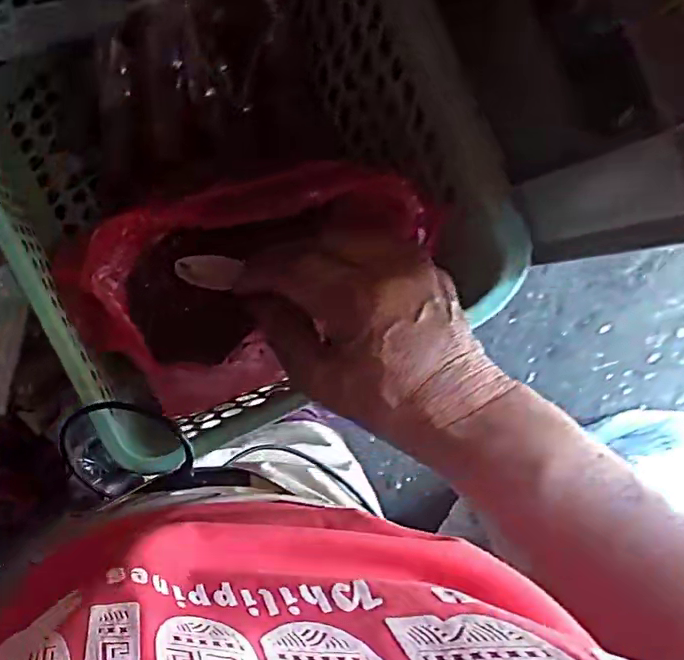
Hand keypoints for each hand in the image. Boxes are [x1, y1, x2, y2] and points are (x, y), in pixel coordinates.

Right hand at [234, 224, 518, 452]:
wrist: (449, 402)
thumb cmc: (379, 399)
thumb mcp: (315, 376)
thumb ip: (282, 331)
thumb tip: (257, 301)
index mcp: (356, 300)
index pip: (294, 267)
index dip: (257, 271)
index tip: (234, 280)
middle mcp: (387, 267)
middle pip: (319, 241)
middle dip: (279, 255)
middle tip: (254, 275)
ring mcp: (411, 260)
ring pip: (346, 233)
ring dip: (309, 248)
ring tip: (285, 271)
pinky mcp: (424, 262)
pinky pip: (372, 240)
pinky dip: (339, 248)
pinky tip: (324, 269)